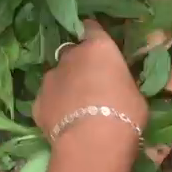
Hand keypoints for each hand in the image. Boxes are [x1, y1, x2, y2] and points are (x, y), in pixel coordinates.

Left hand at [32, 21, 147, 148]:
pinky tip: (64, 123)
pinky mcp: (37, 103)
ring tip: (76, 108)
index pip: (92, 28)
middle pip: (72, 53)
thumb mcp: (134, 93)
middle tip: (91, 83)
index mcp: (98, 48)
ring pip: (57, 77)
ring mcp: (49, 79)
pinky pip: (47, 100)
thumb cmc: (124, 114)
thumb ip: (120, 82)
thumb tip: (115, 86)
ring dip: (65, 86)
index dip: (94, 35)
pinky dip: (54, 107)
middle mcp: (70, 57)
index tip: (97, 45)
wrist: (92, 143)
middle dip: (79, 64)